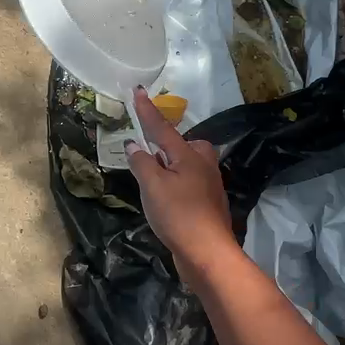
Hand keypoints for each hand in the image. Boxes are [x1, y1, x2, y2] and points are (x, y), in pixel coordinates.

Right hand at [124, 87, 238, 279]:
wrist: (208, 254)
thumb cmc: (178, 215)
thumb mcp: (152, 186)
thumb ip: (141, 162)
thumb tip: (134, 146)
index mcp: (188, 156)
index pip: (162, 128)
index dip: (147, 110)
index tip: (138, 90)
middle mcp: (203, 166)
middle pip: (187, 144)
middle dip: (171, 144)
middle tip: (153, 151)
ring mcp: (209, 186)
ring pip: (190, 165)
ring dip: (173, 166)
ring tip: (155, 178)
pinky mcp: (208, 205)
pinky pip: (190, 183)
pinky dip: (177, 184)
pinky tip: (167, 199)